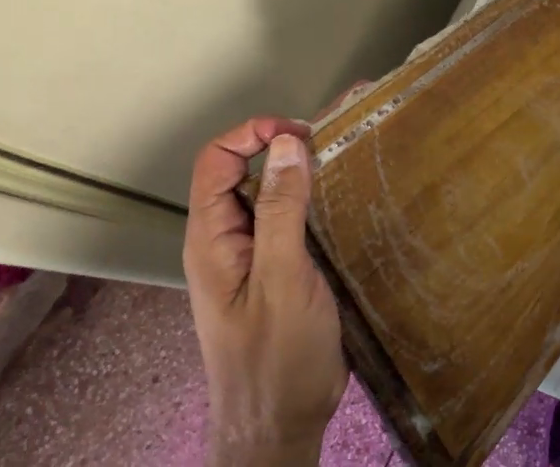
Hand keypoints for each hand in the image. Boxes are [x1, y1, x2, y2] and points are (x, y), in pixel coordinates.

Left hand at [184, 117, 344, 466]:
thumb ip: (280, 210)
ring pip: (269, 194)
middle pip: (242, 171)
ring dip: (302, 170)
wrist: (280, 426)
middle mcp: (227, 240)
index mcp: (212, 238)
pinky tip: (346, 196)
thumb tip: (285, 143)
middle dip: (283, 144)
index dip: (254, 134)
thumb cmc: (277, 358)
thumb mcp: (281, 278)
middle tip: (335, 137)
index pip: (217, 159)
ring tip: (347, 154)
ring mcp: (253, 256)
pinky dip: (314, 198)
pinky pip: (289, 219)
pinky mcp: (278, 270)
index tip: (303, 133)